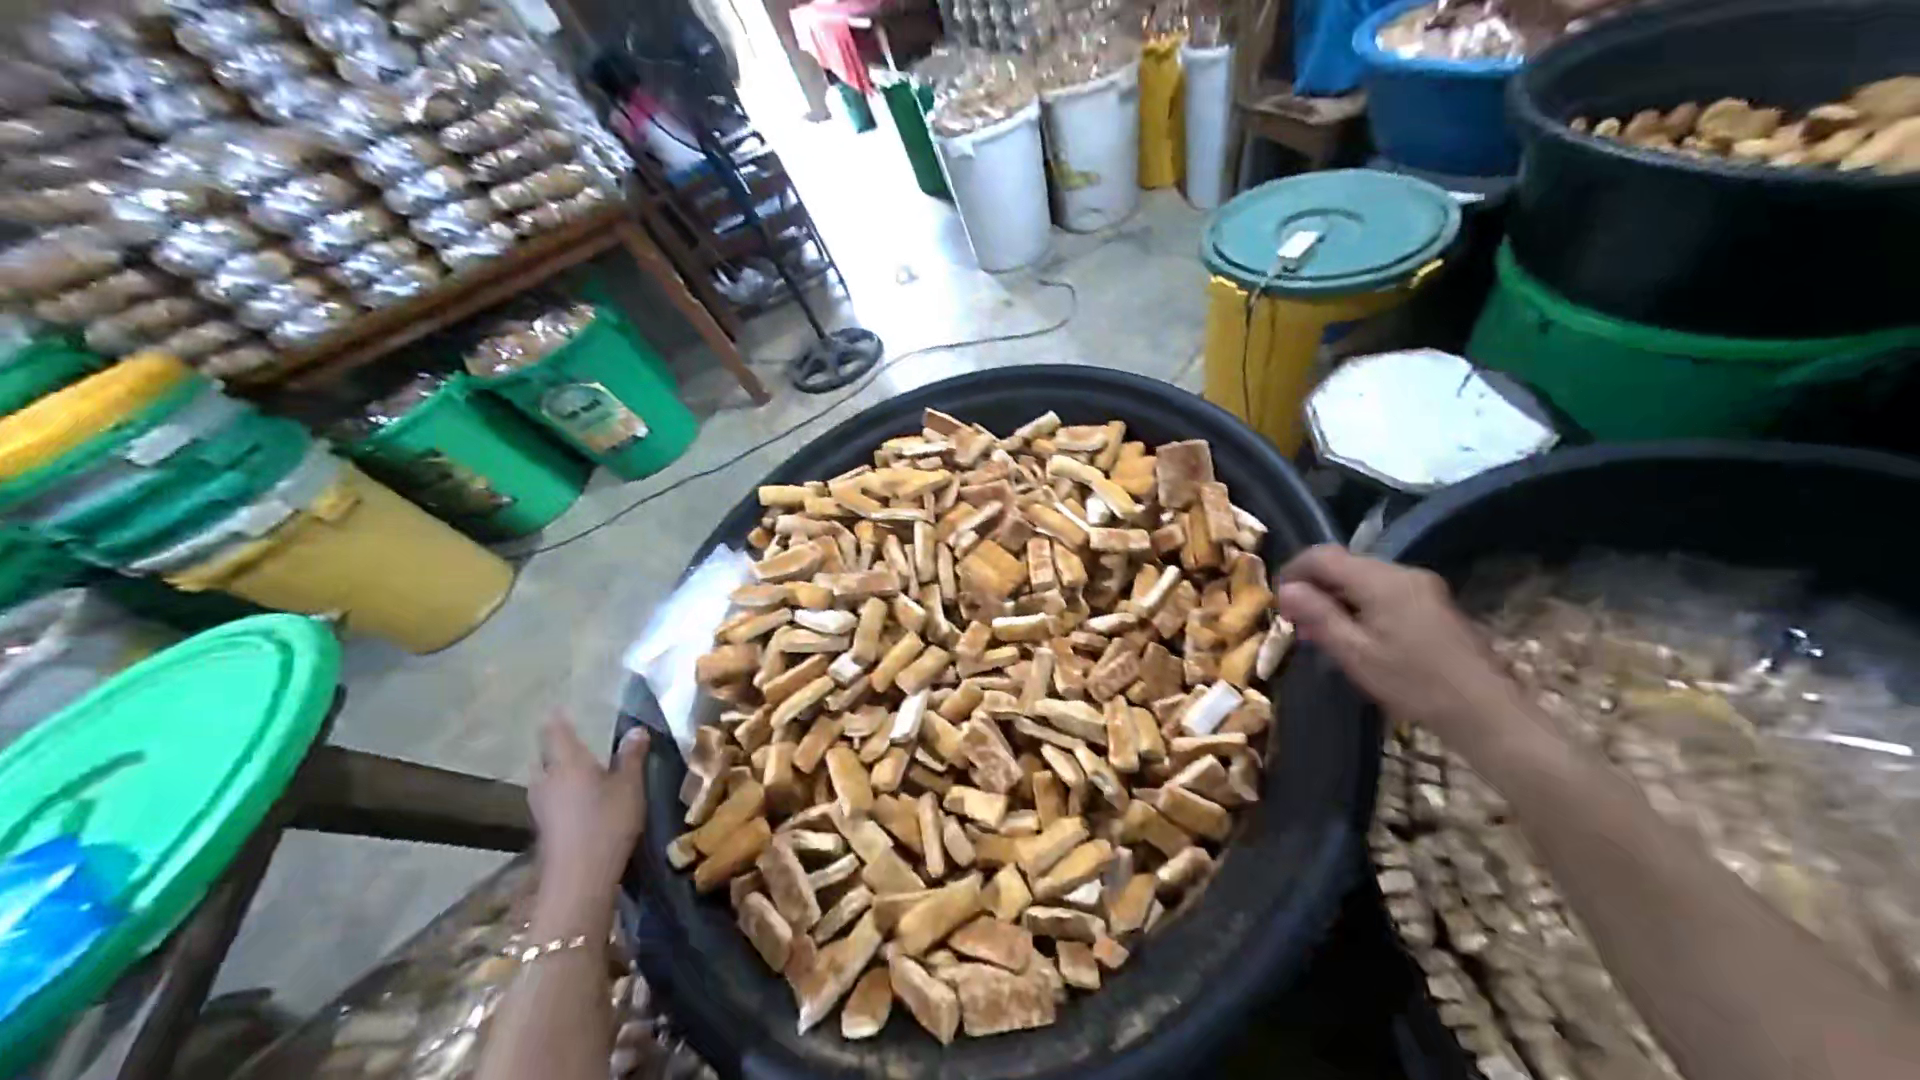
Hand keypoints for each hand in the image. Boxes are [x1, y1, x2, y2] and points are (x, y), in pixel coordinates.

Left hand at [530, 715, 648, 892]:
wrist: (579, 878)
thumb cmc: (607, 821)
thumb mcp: (630, 785)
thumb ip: (632, 756)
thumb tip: (636, 729)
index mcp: (566, 761)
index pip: (555, 730)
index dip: (558, 719)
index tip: (561, 709)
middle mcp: (547, 779)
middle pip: (545, 756)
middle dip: (557, 747)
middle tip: (576, 741)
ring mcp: (541, 805)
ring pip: (545, 779)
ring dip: (558, 772)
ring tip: (579, 770)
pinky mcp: (544, 827)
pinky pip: (550, 799)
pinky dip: (562, 793)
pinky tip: (579, 800)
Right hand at [1273, 546, 1534, 755]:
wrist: (1486, 712)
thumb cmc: (1414, 684)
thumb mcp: (1355, 653)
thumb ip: (1318, 616)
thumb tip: (1286, 589)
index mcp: (1381, 581)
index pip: (1323, 556)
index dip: (1294, 570)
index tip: (1278, 600)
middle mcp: (1403, 573)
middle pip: (1345, 563)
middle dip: (1315, 585)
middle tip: (1297, 621)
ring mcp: (1422, 586)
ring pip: (1363, 577)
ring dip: (1336, 596)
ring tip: (1322, 631)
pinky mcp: (1433, 603)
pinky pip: (1383, 590)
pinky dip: (1359, 603)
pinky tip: (1356, 634)